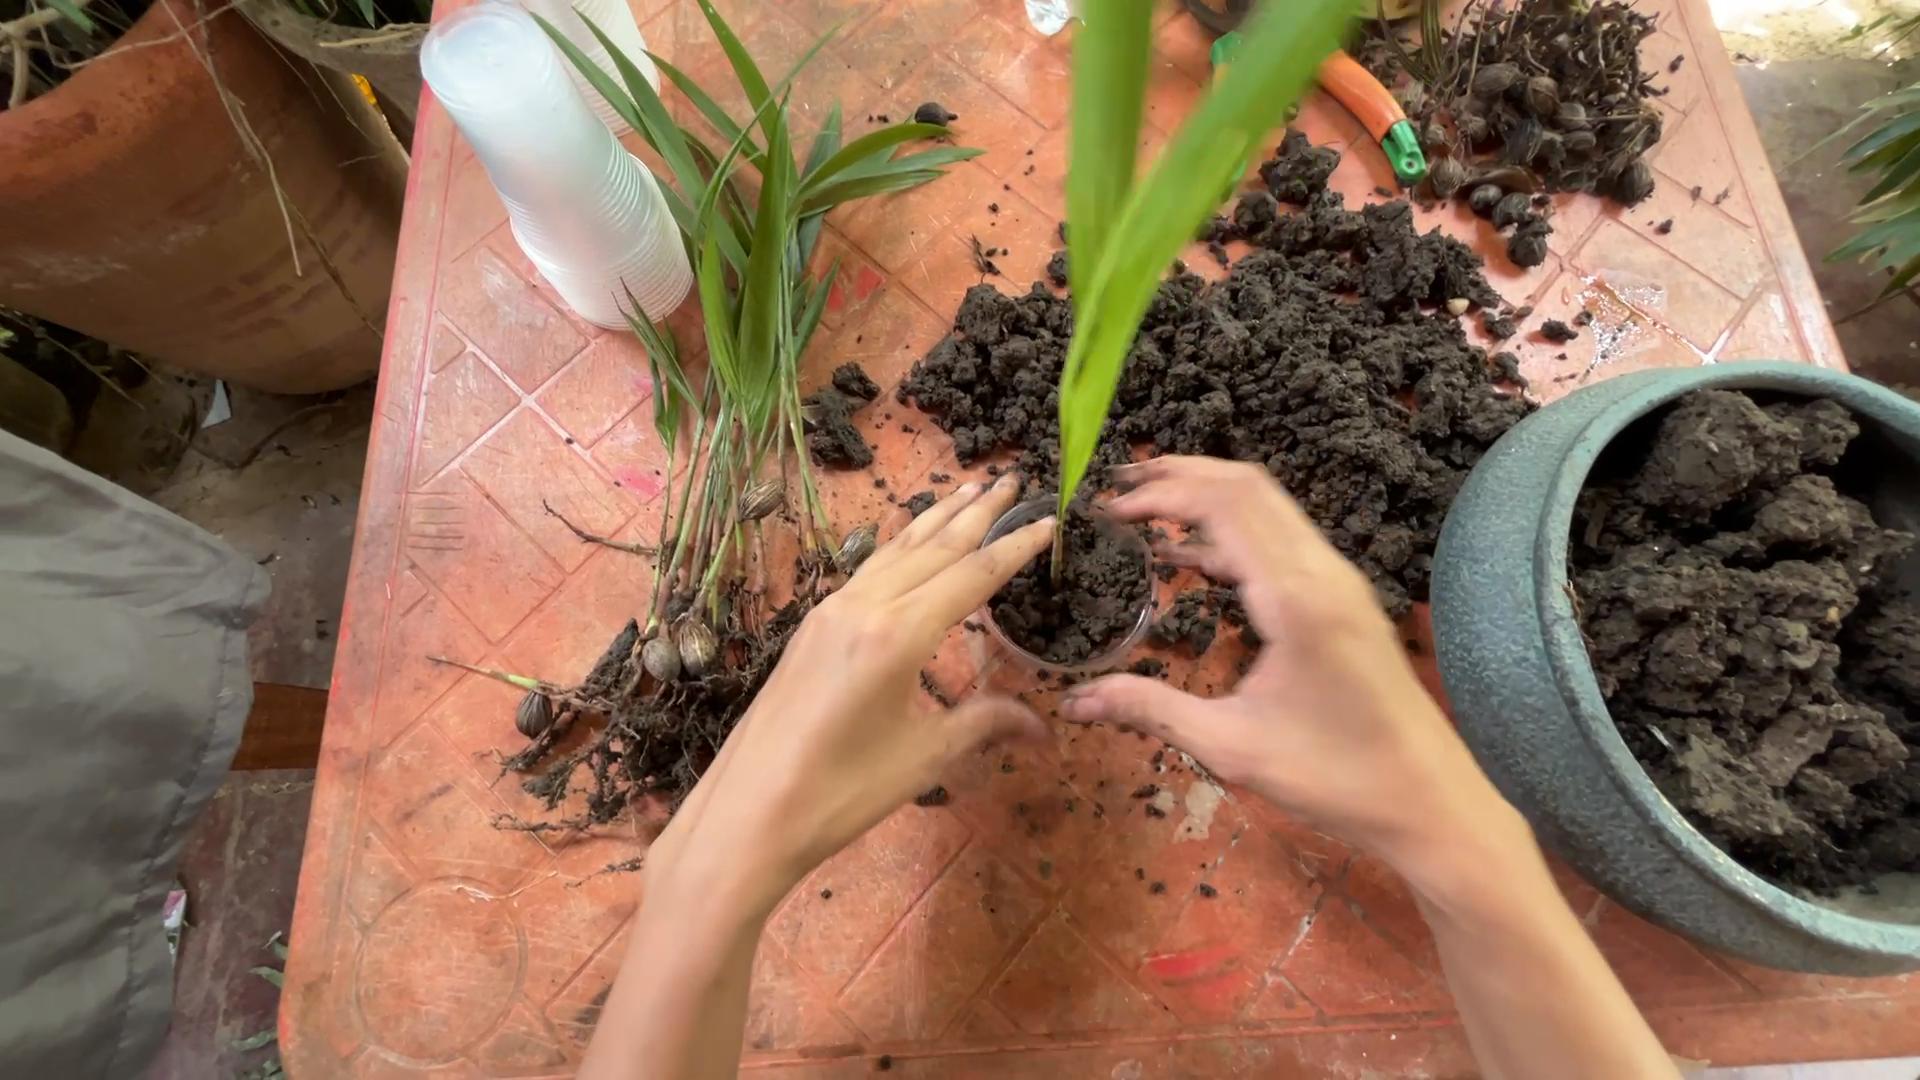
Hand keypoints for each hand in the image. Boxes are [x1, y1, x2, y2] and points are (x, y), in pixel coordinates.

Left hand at [643, 476, 1054, 914]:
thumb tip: (1044, 726)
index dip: (1014, 547)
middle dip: (977, 513)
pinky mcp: (814, 624)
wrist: (747, 813)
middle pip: (933, 547)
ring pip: (896, 550)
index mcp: (897, 634)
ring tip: (968, 489)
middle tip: (1010, 479)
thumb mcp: (923, 757)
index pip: (971, 575)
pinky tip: (908, 540)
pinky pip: (869, 569)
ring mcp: (832, 610)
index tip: (1046, 520)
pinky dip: (900, 545)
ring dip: (936, 518)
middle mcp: (864, 606)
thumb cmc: (841, 791)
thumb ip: (984, 723)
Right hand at [1059, 456, 1507, 867]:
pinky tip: (1189, 556)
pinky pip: (1278, 538)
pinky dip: (1228, 530)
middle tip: (1120, 483)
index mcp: (1295, 598)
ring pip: (1267, 504)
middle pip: (1247, 486)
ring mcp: (1336, 580)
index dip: (1162, 494)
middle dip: (1179, 474)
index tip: (1110, 507)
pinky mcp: (1339, 596)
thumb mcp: (1231, 745)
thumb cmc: (1335, 778)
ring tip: (1146, 505)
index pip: (1224, 507)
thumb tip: (1073, 701)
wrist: (1432, 804)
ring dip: (1206, 493)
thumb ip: (1149, 709)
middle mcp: (1321, 572)